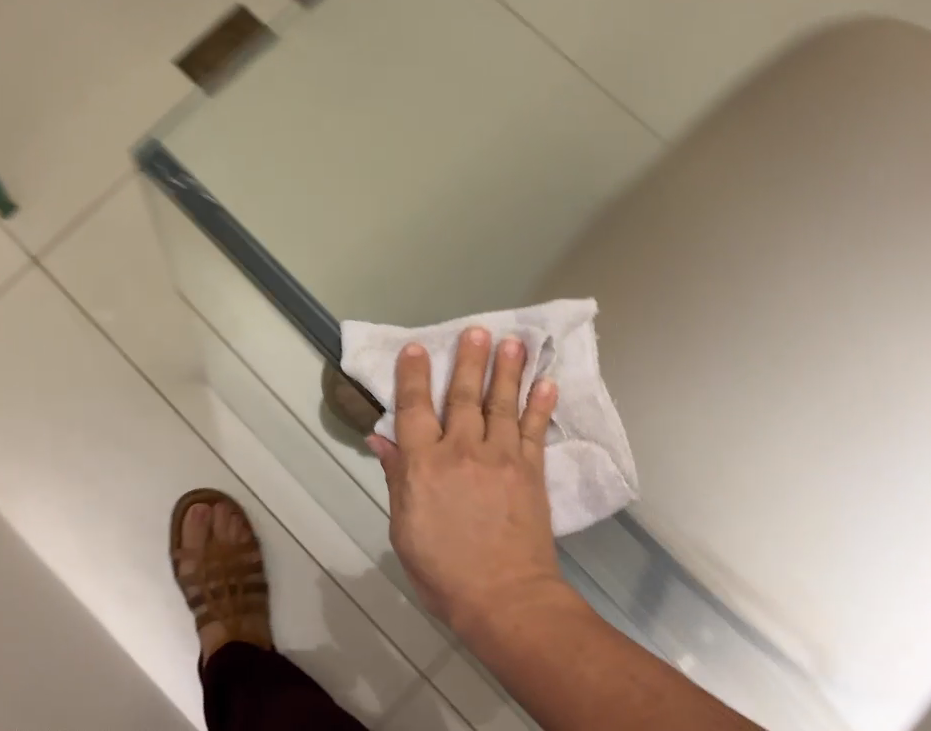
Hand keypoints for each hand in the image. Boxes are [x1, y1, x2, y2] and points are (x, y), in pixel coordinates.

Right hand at [368, 327, 577, 637]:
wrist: (505, 600)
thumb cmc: (443, 569)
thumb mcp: (404, 526)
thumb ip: (397, 477)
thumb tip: (382, 439)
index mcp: (424, 464)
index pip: (414, 408)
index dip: (413, 376)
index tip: (416, 348)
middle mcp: (462, 451)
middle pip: (462, 396)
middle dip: (468, 360)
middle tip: (476, 330)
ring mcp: (501, 459)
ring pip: (501, 404)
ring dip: (507, 371)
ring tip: (512, 342)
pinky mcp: (531, 473)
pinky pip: (535, 431)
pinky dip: (540, 406)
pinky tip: (547, 384)